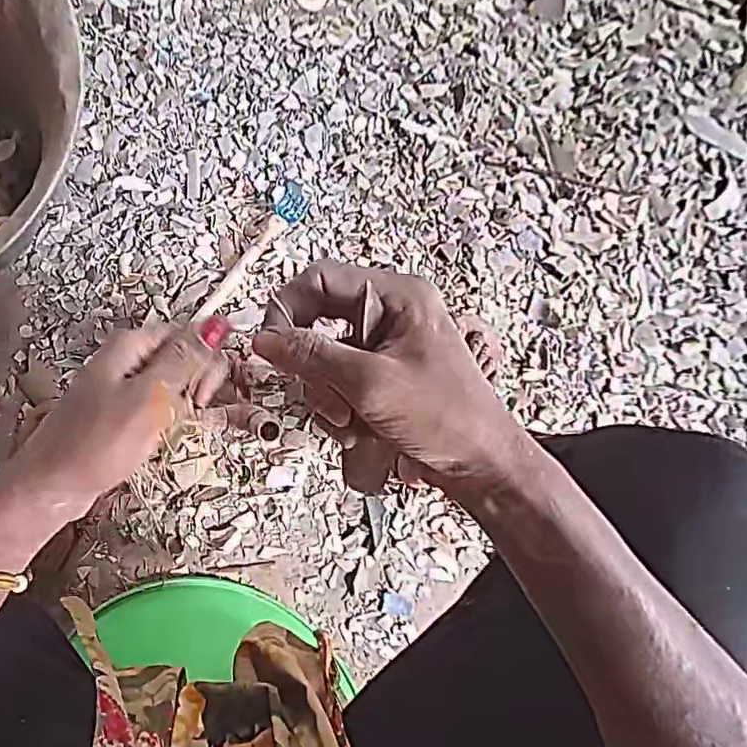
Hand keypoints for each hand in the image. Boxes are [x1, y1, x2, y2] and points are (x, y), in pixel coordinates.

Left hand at [0, 321, 228, 518]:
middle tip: (181, 416)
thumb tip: (215, 324)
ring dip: (175, 414)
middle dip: (189, 390)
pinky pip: (151, 414)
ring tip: (160, 435)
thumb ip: (183, 360)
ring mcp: (117, 390)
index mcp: (128, 345)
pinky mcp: (115, 417)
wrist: (52, 486)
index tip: (202, 393)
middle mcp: (121, 362)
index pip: (186, 335)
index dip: (203, 362)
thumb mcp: (149, 397)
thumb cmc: (95, 444)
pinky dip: (158, 428)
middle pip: (178, 362)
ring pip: (167, 391)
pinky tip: (149, 445)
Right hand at [253, 261, 531, 498]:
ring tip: (350, 418)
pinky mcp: (376, 378)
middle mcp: (388, 316)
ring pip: (320, 360)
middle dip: (312, 367)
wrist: (480, 465)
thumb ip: (312, 356)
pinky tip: (357, 426)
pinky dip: (336, 408)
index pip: (320, 281)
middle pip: (315, 323)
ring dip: (324, 395)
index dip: (288, 310)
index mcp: (398, 297)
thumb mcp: (371, 383)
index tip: (273, 345)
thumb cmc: (450, 419)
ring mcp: (381, 349)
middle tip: (325, 394)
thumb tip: (266, 339)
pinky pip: (333, 384)